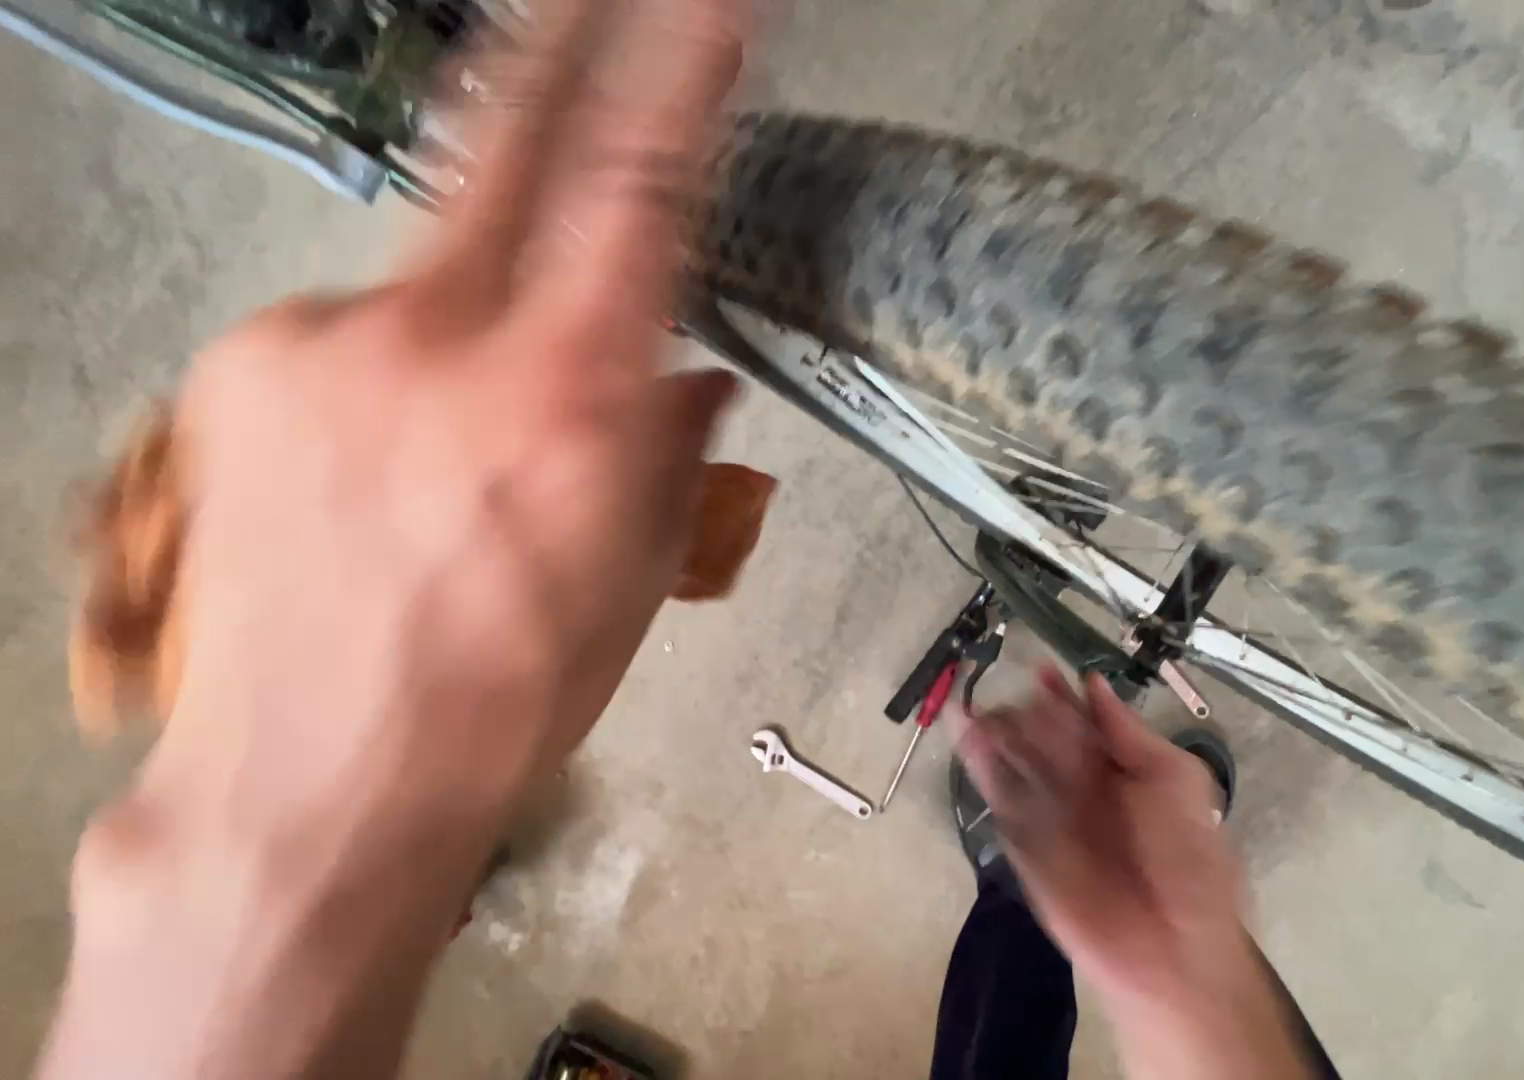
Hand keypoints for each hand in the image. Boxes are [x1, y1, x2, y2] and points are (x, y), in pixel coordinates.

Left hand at [78, 0, 748, 916]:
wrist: (323, 778)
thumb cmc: (517, 687)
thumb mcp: (641, 569)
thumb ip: (674, 446)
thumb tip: (689, 375)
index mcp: (568, 405)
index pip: (637, 194)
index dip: (682, 80)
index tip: (715, 10)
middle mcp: (438, 345)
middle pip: (511, 148)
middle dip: (569, 54)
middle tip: (611, 0)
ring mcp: (323, 343)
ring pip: (443, 262)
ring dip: (493, 301)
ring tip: (491, 423)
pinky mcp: (247, 365)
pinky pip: (368, 320)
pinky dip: (415, 354)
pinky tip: (412, 444)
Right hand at [956, 669, 1246, 1002]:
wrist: (1177, 945)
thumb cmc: (1187, 854)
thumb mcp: (1174, 778)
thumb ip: (1129, 732)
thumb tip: (1095, 683)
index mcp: (1120, 770)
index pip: (1083, 723)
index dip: (1061, 695)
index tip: (1040, 668)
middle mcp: (1083, 788)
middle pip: (1045, 741)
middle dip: (1024, 714)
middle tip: (1002, 689)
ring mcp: (1053, 818)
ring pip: (1018, 766)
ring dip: (995, 736)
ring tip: (972, 706)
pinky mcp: (1027, 849)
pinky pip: (1003, 805)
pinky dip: (983, 773)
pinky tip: (968, 741)